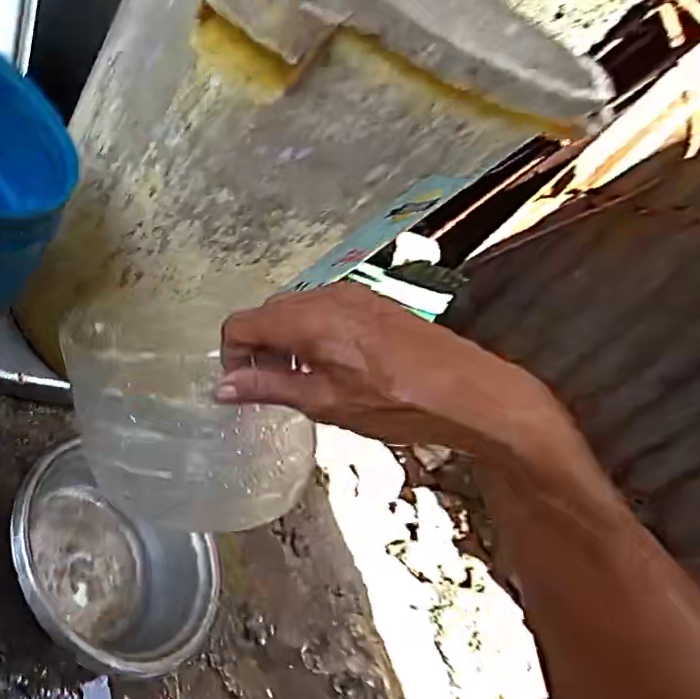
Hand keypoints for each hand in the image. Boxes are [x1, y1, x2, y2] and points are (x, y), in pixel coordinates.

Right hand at [216, 283, 574, 462]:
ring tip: (302, 378)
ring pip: (290, 311)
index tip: (242, 384)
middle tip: (271, 385)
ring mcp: (351, 296)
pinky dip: (308, 333)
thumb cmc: (399, 403)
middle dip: (256, 348)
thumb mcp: (323, 402)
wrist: (478, 396)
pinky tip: (330, 363)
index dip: (232, 356)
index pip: (240, 325)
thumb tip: (221, 388)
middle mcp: (325, 298)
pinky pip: (319, 310)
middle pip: (264, 315)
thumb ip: (266, 387)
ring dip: (282, 341)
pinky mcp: (372, 301)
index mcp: (308, 320)